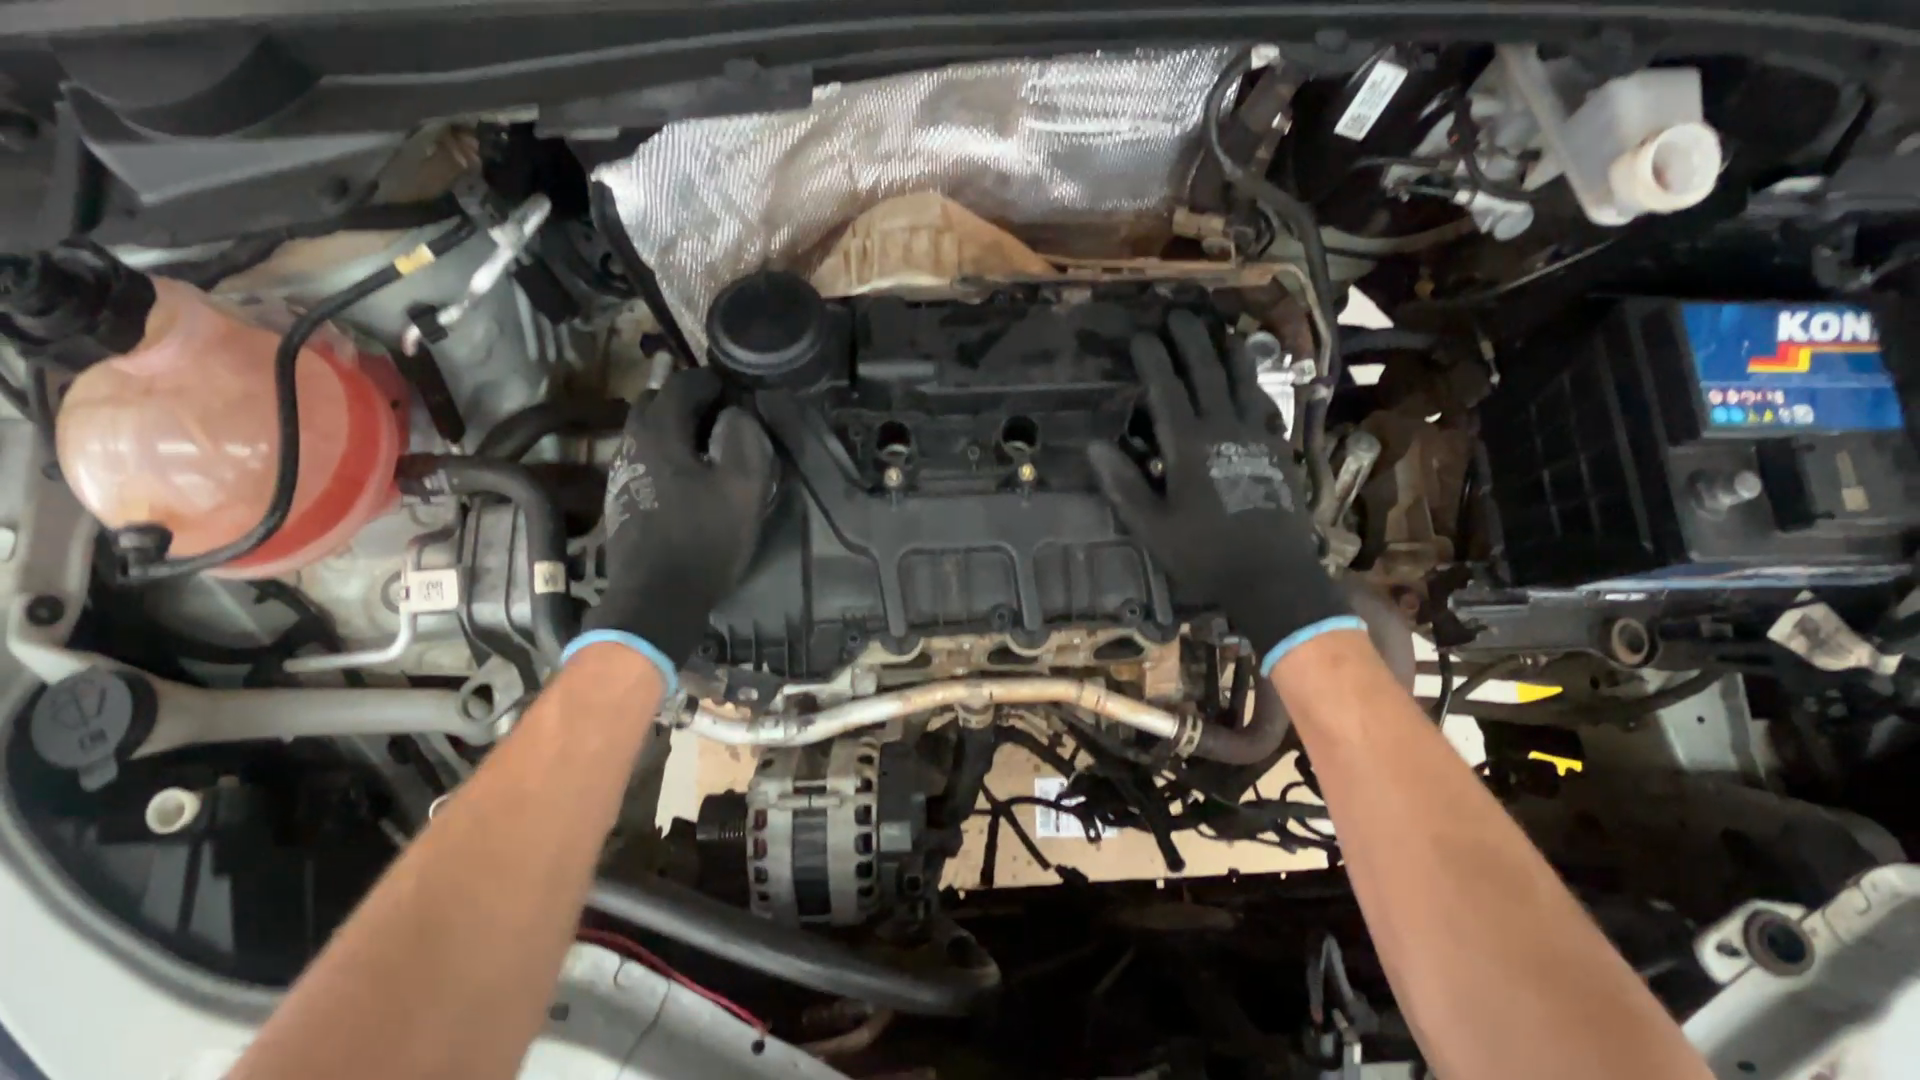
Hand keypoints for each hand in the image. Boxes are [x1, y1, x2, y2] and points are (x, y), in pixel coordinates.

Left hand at [568, 368, 774, 684]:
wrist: (656, 597)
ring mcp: (621, 472)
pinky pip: (643, 459)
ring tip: (705, 448)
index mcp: (661, 432)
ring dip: (673, 429)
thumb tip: (736, 414)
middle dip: (686, 400)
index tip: (734, 392)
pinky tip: (685, 480)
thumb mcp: (742, 488)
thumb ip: (744, 439)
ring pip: (645, 432)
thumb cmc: (705, 540)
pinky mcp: (621, 499)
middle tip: (719, 417)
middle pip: (655, 402)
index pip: (683, 383)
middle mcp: (633, 443)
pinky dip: (663, 455)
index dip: (711, 382)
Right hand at [1087, 310, 1361, 672]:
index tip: (1141, 335)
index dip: (1153, 358)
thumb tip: (1094, 445)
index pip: (1167, 388)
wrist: (1272, 575)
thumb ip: (1124, 484)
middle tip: (1179, 314)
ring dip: (1229, 352)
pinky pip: (1265, 405)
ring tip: (1221, 330)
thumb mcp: (1153, 527)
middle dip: (1191, 340)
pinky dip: (1255, 385)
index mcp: (1188, 445)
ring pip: (1243, 381)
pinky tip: (1252, 381)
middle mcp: (1224, 429)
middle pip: (1207, 372)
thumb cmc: (1204, 554)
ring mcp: (1256, 436)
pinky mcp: (1279, 448)